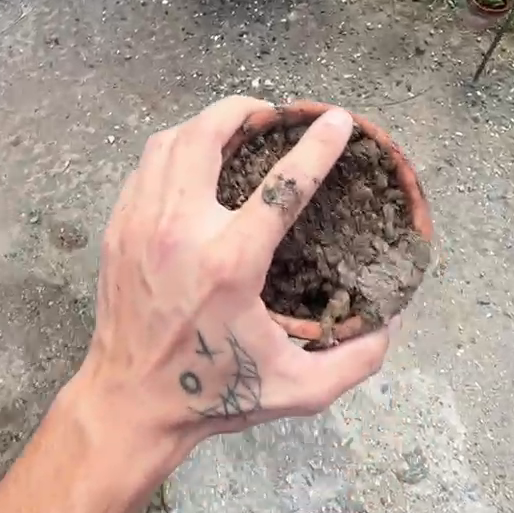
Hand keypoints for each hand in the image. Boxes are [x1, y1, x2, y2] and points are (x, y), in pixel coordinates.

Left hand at [72, 96, 395, 462]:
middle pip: (206, 135)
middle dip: (242, 110)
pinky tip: (191, 163)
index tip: (337, 120)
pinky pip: (144, 167)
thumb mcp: (298, 389)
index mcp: (230, 263)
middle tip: (270, 113)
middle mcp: (181, 230)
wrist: (129, 402)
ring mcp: (140, 224)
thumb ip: (357, 358)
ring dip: (203, 124)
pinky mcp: (118, 229)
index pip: (283, 185)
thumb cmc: (213, 393)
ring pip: (168, 142)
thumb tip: (395, 320)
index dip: (317, 146)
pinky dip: (172, 151)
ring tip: (232, 129)